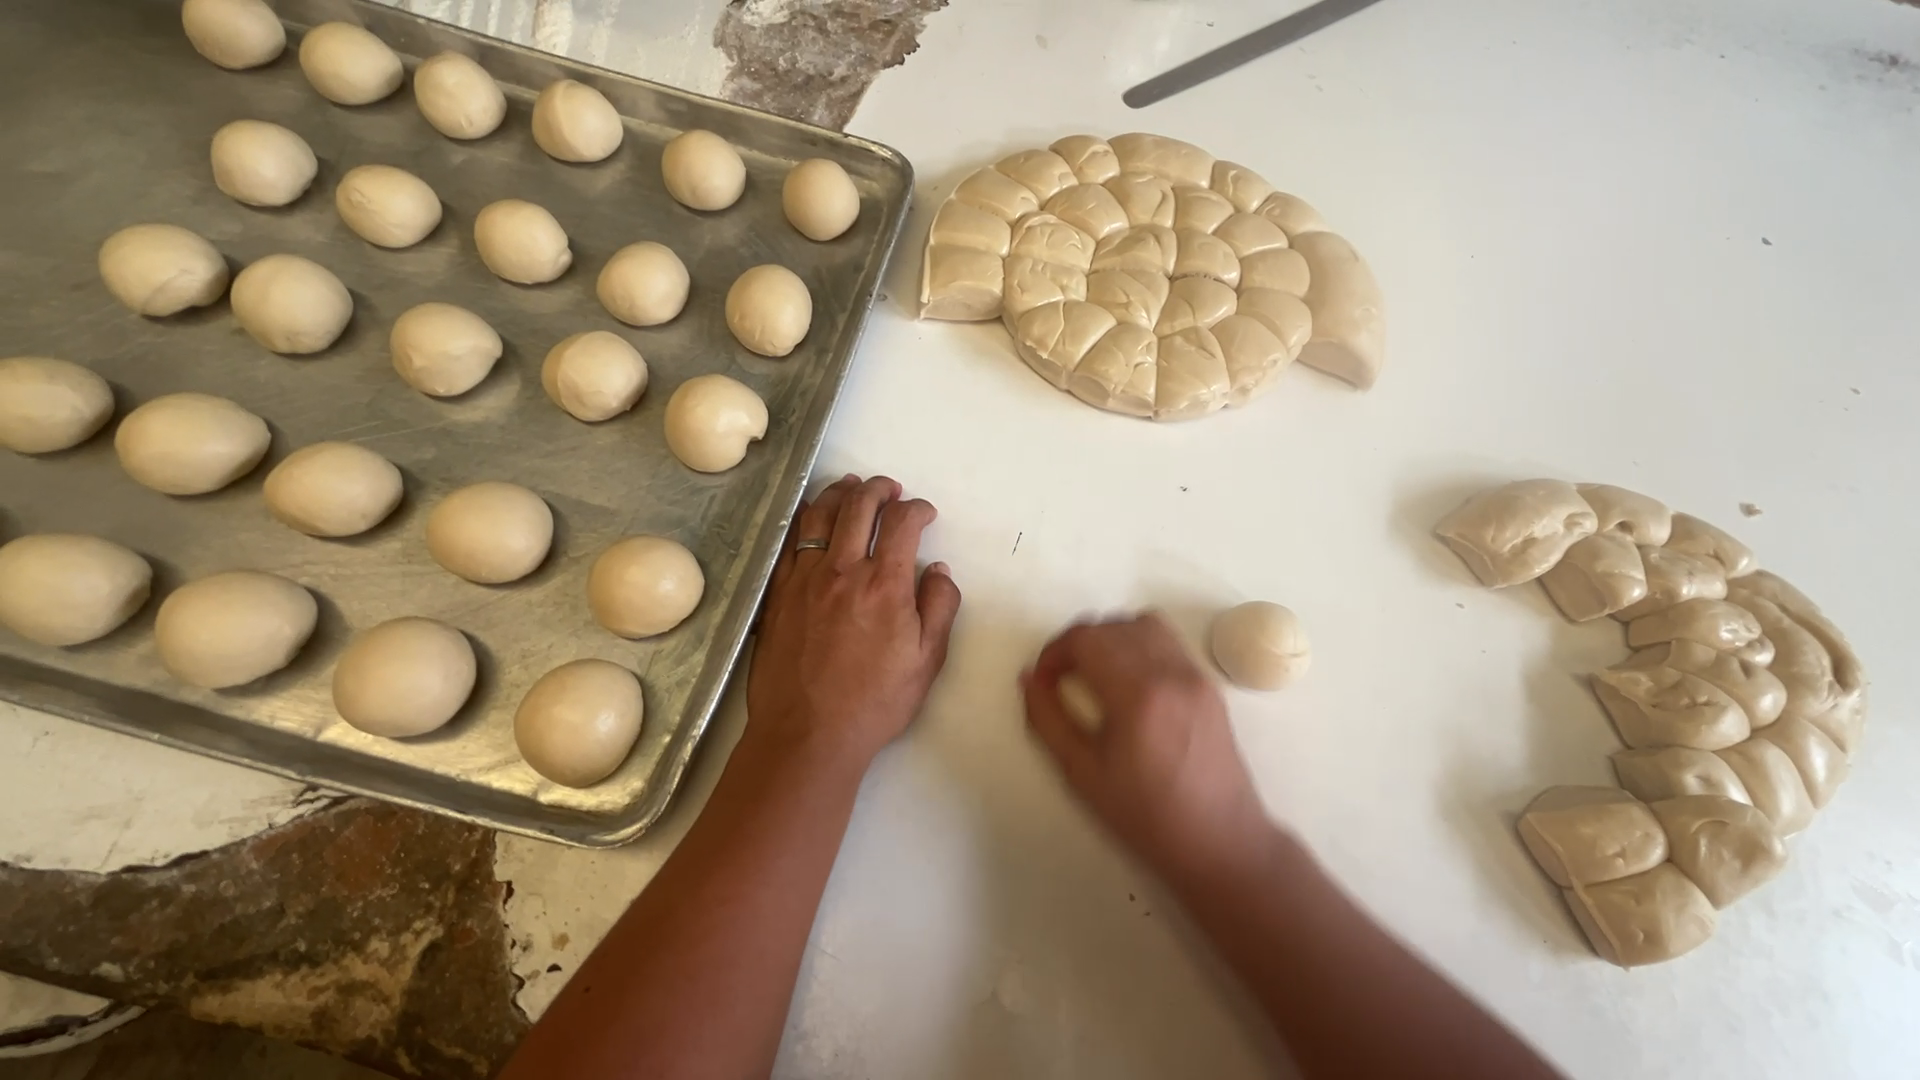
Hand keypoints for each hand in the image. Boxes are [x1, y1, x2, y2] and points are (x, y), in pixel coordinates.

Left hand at [748, 475, 962, 768]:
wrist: (808, 733)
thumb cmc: (875, 702)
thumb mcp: (927, 661)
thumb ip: (939, 608)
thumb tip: (939, 571)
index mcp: (886, 585)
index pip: (903, 523)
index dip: (917, 509)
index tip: (925, 513)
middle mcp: (843, 571)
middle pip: (859, 507)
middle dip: (879, 489)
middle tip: (889, 488)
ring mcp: (805, 579)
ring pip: (819, 516)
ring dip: (839, 493)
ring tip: (851, 486)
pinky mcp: (778, 593)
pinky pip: (789, 542)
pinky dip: (804, 519)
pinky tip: (810, 517)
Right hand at [1022, 612, 1268, 878]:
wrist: (1219, 843)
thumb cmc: (1144, 815)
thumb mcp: (1082, 772)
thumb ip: (1048, 718)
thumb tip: (1028, 677)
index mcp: (1137, 694)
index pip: (1087, 638)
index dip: (1055, 651)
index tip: (1044, 680)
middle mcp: (1171, 672)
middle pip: (1113, 626)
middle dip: (1078, 644)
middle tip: (1062, 680)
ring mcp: (1196, 675)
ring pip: (1144, 624)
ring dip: (1111, 638)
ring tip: (1097, 675)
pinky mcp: (1210, 685)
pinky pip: (1168, 642)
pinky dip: (1140, 646)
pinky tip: (1129, 684)